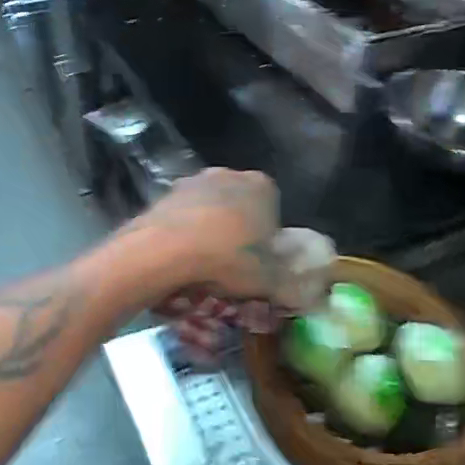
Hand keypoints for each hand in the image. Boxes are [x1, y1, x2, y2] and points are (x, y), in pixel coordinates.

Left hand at [133, 169, 294, 301]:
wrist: (164, 250)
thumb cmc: (227, 259)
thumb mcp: (268, 280)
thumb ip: (288, 283)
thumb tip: (300, 290)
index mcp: (262, 186)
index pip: (274, 211)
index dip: (267, 241)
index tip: (258, 264)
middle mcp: (230, 174)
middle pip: (240, 208)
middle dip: (237, 233)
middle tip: (231, 267)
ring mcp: (194, 180)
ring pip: (210, 211)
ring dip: (209, 232)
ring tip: (202, 267)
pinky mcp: (166, 192)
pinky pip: (183, 217)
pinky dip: (184, 234)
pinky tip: (179, 259)